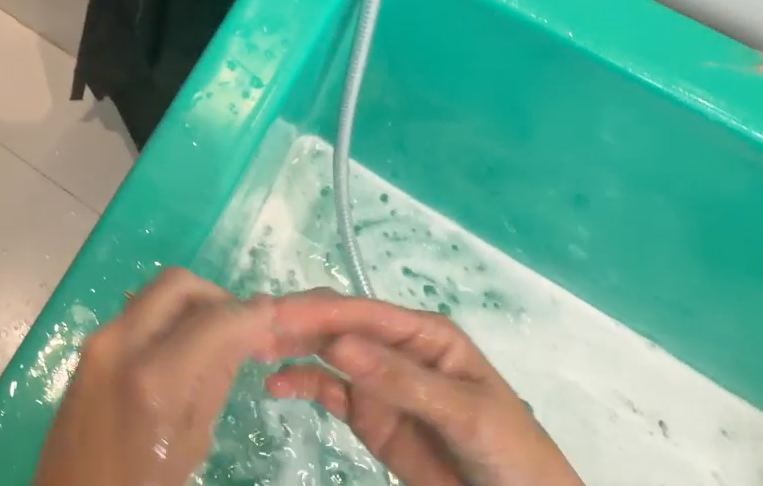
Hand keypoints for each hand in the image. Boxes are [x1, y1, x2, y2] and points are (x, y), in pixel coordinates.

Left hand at [33, 267, 277, 485]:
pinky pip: (135, 312)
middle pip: (176, 284)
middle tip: (239, 322)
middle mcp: (122, 342)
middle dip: (214, 295)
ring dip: (189, 302)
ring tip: (215, 333)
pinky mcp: (89, 344)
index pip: (212, 321)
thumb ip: (215, 380)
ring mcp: (99, 339)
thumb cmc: (140, 485)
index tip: (270, 312)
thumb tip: (242, 335)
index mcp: (153, 378)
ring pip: (153, 292)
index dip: (247, 313)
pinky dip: (165, 315)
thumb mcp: (191, 443)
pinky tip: (183, 344)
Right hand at [267, 290, 581, 485]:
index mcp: (421, 333)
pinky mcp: (368, 415)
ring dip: (291, 347)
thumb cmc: (510, 451)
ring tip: (254, 351)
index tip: (276, 316)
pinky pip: (328, 391)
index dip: (318, 311)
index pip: (361, 312)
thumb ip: (402, 379)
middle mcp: (393, 347)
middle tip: (252, 330)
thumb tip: (337, 344)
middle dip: (296, 322)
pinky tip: (275, 385)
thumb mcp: (464, 412)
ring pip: (324, 353)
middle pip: (336, 325)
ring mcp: (378, 381)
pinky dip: (300, 383)